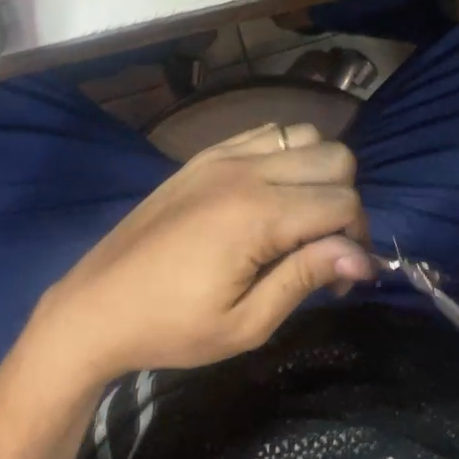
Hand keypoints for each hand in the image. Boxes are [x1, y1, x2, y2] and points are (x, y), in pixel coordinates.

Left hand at [30, 124, 375, 379]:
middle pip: (335, 156)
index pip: (344, 202)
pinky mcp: (204, 155)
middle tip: (323, 246)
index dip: (357, 239)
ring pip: (304, 135)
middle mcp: (246, 171)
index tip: (340, 277)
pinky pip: (265, 132)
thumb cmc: (172, 327)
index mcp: (258, 214)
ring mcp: (222, 156)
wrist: (96, 306)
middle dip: (344, 200)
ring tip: (298, 217)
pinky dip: (284, 154)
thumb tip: (362, 256)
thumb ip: (305, 278)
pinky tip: (268, 193)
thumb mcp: (245, 323)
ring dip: (317, 172)